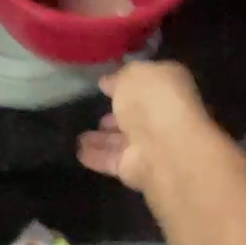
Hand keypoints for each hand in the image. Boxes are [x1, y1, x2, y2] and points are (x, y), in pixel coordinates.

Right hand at [77, 61, 217, 191]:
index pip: (146, 86)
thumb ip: (119, 77)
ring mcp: (148, 146)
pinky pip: (111, 160)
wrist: (164, 148)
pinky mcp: (133, 169)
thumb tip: (107, 82)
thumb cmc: (154, 101)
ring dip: (102, 139)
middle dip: (116, 116)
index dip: (127, 85)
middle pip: (135, 117)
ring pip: (121, 141)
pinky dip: (95, 157)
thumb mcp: (134, 75)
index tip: (106, 86)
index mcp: (167, 90)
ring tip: (80, 136)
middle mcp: (160, 118)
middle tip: (96, 114)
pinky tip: (78, 152)